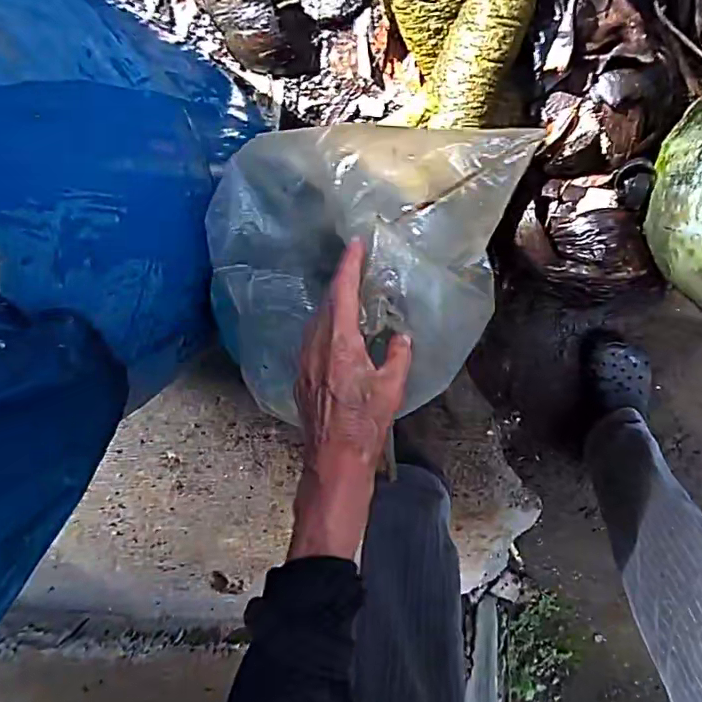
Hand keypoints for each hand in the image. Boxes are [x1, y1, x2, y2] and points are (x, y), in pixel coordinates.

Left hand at [287, 238, 412, 560]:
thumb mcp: (392, 388)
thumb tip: (401, 338)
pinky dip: (326, 325)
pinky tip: (337, 331)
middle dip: (341, 281)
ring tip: (349, 295)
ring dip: (332, 304)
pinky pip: (312, 338)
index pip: (342, 293)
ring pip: (316, 320)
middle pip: (326, 302)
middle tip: (356, 265)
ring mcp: (304, 360)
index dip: (349, 266)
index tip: (355, 245)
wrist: (334, 456)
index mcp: (339, 343)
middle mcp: (316, 345)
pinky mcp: (301, 375)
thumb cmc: (365, 423)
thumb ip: (398, 356)